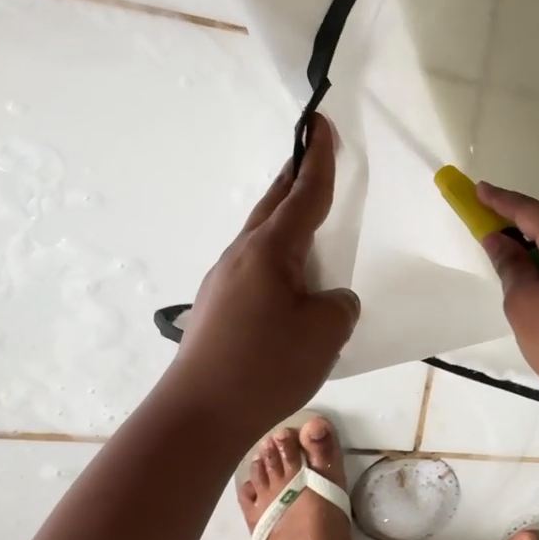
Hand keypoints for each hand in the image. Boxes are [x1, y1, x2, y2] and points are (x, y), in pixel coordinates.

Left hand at [166, 115, 359, 436]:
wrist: (198, 416)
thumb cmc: (267, 365)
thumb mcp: (327, 331)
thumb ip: (340, 304)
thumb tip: (328, 299)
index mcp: (269, 251)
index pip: (304, 195)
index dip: (319, 161)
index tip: (321, 123)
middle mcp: (241, 257)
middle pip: (273, 205)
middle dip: (295, 177)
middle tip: (312, 153)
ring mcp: (224, 282)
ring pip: (261, 236)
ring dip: (285, 217)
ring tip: (307, 216)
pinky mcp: (218, 309)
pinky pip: (256, 266)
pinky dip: (278, 255)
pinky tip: (290, 278)